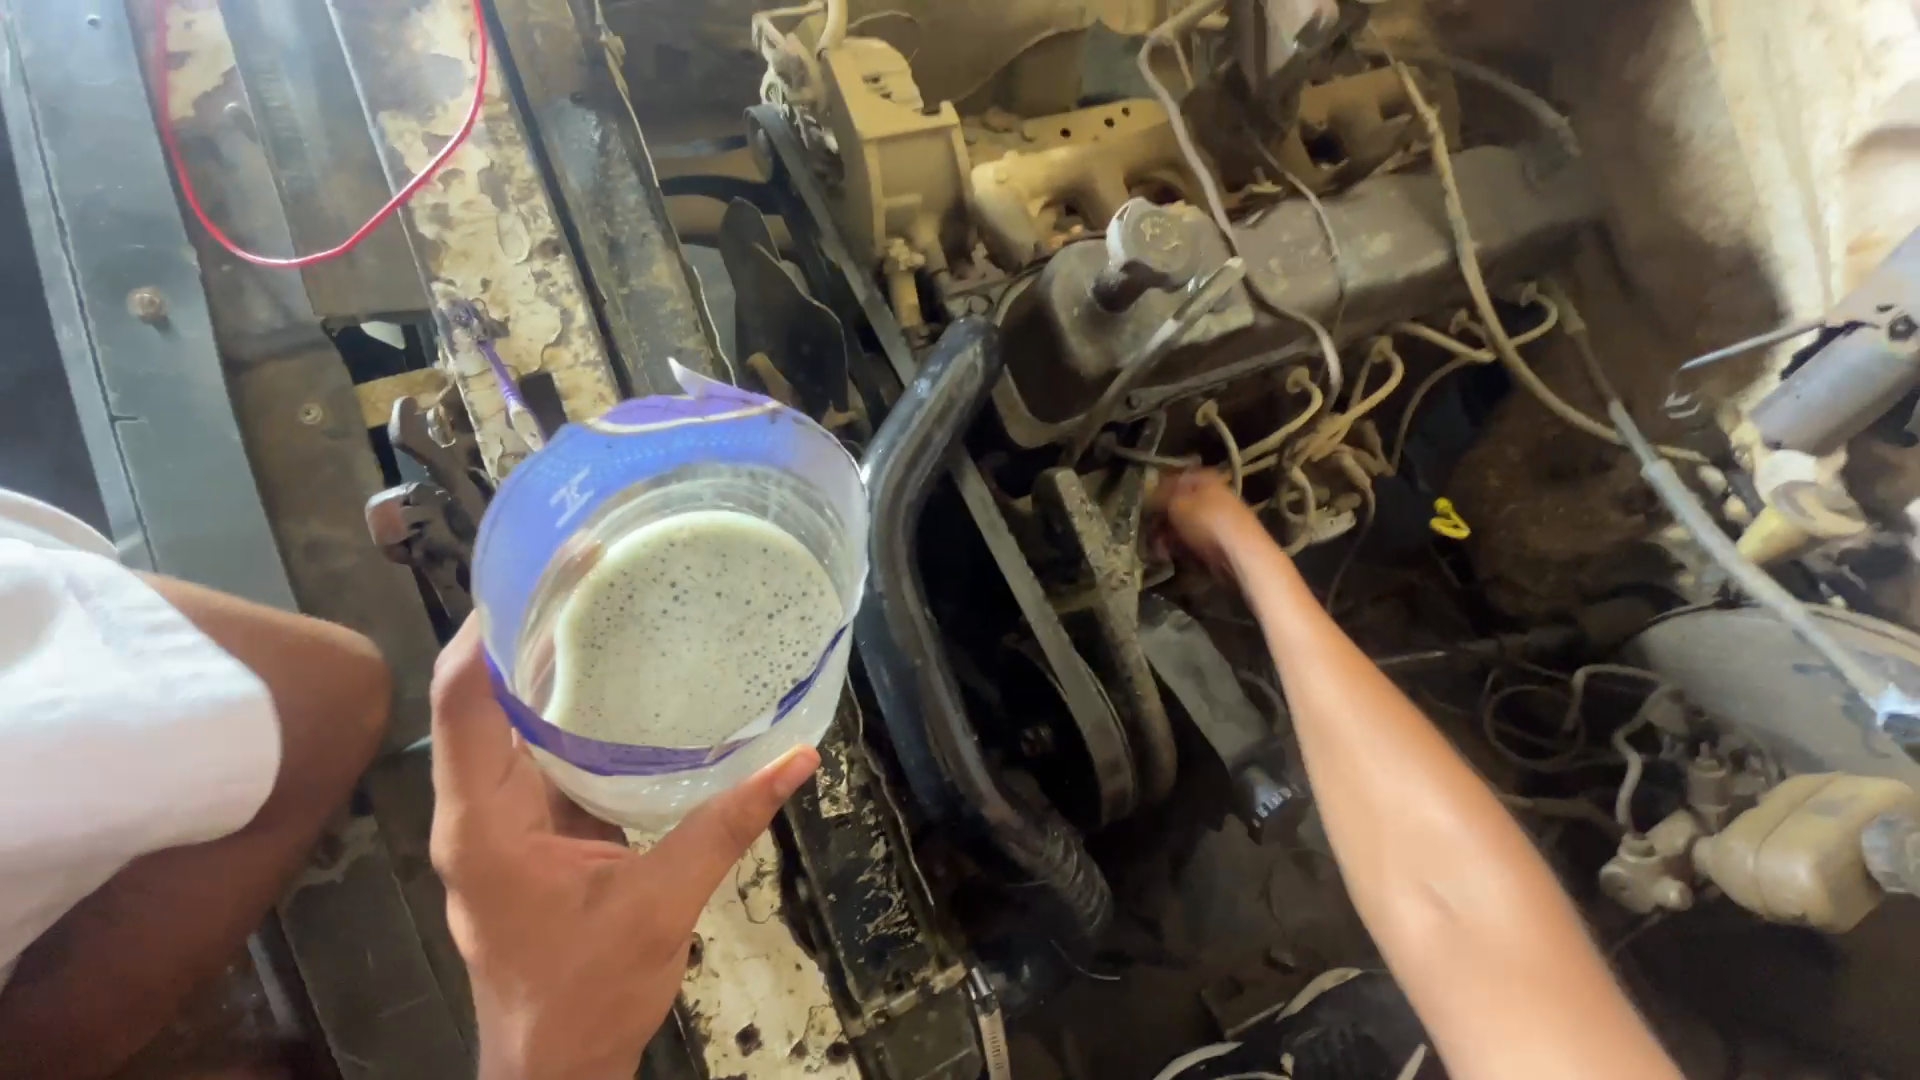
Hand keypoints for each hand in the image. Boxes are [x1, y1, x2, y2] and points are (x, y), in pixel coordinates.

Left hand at [428, 617, 818, 1079]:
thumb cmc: (588, 992)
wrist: (555, 1068)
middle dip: (523, 629)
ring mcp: (500, 818)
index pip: (465, 702)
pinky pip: (539, 748)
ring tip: (602, 605)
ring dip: (543, 664)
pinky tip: (619, 681)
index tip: (539, 575)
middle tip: (585, 572)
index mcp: (485, 821)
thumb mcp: (663, 905)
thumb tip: (799, 759)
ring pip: (508, 720)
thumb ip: (727, 826)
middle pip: (480, 697)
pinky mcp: (528, 828)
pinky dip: (569, 707)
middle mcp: (479, 807)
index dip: (490, 631)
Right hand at [1150, 468, 1261, 571]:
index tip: (1145, 506)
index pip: (1173, 479)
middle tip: (1148, 531)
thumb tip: (1148, 498)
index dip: (1157, 491)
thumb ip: (1158, 498)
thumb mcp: (1176, 503)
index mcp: (1204, 478)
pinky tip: (1170, 554)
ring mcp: (1215, 519)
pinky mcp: (1217, 540)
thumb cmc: (1207, 520)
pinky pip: (1191, 540)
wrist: (1241, 553)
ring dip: (1166, 536)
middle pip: (1177, 504)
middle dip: (1160, 519)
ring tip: (1157, 547)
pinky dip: (1179, 547)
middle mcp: (1211, 495)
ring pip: (1182, 524)